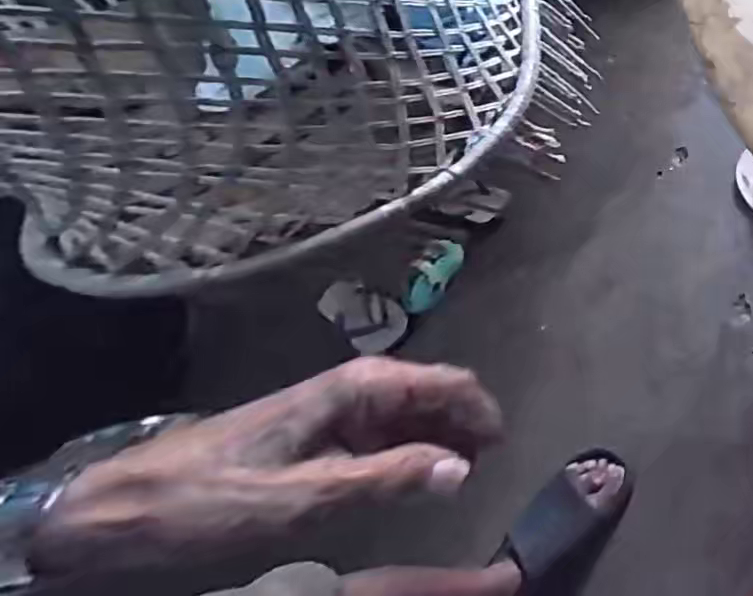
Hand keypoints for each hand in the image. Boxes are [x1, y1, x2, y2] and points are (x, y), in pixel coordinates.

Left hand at [31, 357, 502, 575]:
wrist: (111, 507)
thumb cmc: (212, 496)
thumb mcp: (301, 497)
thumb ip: (389, 477)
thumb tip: (464, 468)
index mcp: (367, 384)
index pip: (453, 383)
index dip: (484, 412)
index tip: (503, 447)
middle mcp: (365, 384)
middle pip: (440, 394)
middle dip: (468, 426)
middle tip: (483, 467)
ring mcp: (345, 405)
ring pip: (418, 412)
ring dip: (443, 438)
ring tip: (457, 474)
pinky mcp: (328, 428)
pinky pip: (390, 430)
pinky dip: (414, 448)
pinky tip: (415, 474)